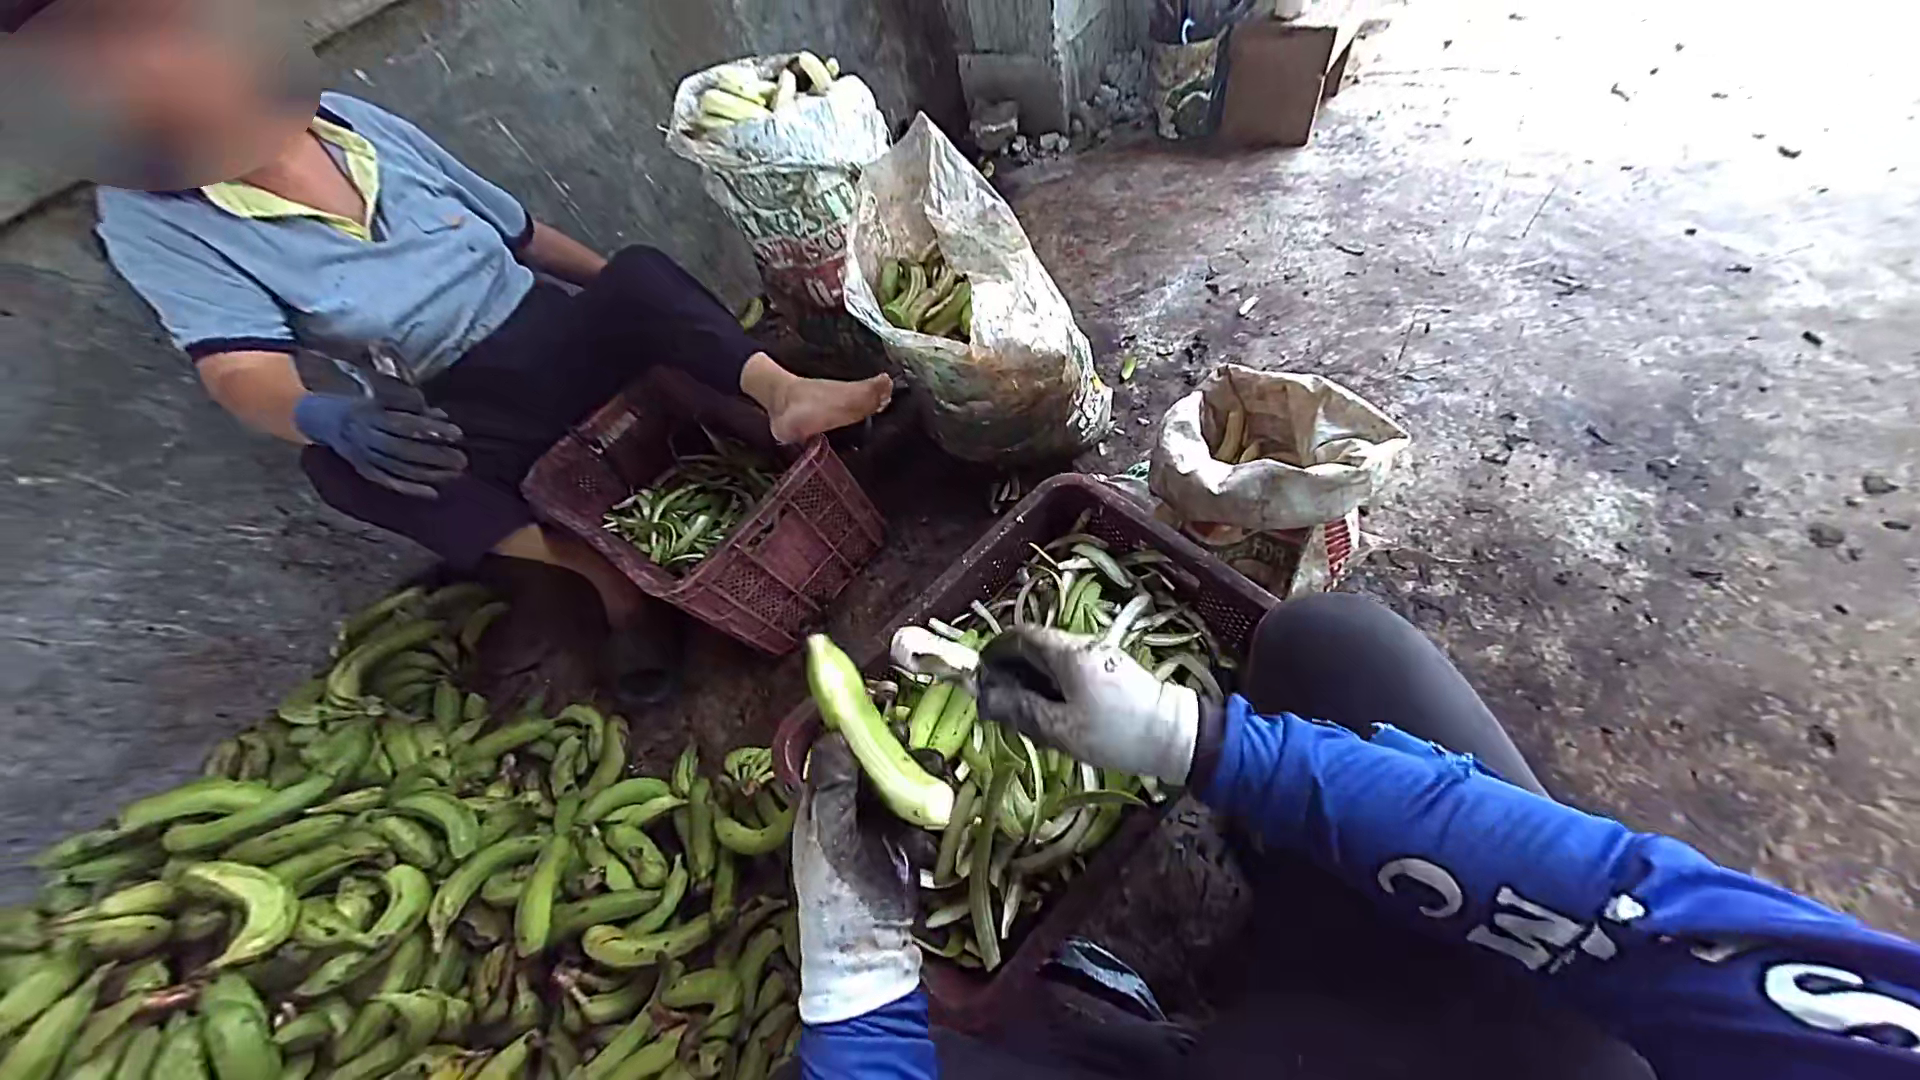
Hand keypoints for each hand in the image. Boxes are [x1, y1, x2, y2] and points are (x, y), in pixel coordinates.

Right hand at [292, 371, 466, 498]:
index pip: (403, 424)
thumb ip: (412, 406)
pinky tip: (433, 492)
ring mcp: (359, 454)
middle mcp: (361, 436)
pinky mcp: (359, 469)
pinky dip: (409, 488)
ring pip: (394, 467)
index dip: (432, 429)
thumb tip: (441, 415)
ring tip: (455, 474)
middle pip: (400, 448)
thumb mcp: (383, 398)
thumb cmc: (364, 406)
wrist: (316, 417)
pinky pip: (385, 481)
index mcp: (368, 414)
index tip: (457, 434)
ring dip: (427, 473)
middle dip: (434, 456)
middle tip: (462, 459)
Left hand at [791, 733, 920, 1025]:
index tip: (887, 714)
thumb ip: (832, 786)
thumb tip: (837, 734)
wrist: (868, 946)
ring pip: (906, 778)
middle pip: (880, 758)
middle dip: (902, 751)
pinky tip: (941, 810)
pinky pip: (923, 804)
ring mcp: (882, 816)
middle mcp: (853, 798)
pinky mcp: (907, 832)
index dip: (862, 728)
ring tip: (939, 777)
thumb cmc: (835, 891)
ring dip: (924, 774)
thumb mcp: (829, 836)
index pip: (841, 748)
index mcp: (825, 795)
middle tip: (921, 751)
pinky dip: (934, 803)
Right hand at [976, 627, 1200, 784]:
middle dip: (1011, 667)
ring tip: (1021, 708)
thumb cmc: (1116, 733)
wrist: (1176, 736)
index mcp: (1068, 652)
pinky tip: (1050, 708)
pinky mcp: (1107, 668)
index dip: (995, 650)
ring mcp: (1096, 654)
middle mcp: (1081, 644)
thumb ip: (1022, 710)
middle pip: (1034, 645)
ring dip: (1031, 677)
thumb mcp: (1062, 729)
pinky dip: (1051, 682)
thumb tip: (986, 699)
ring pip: (1051, 657)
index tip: (981, 674)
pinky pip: (1068, 668)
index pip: (1020, 636)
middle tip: (998, 699)